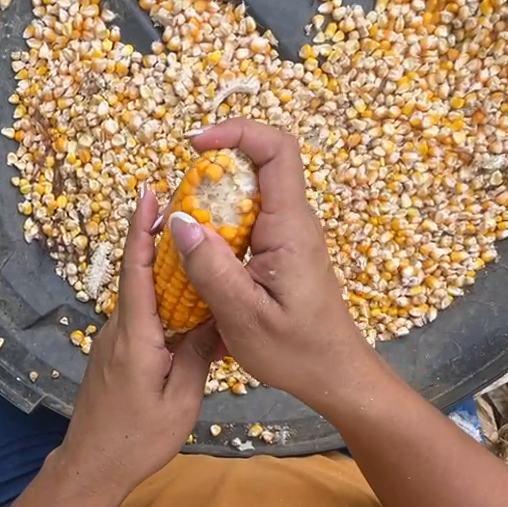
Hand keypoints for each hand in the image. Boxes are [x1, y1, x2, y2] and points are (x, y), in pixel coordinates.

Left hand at [51, 184, 222, 506]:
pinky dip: (159, 307)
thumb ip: (198, 355)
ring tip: (196, 257)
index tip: (149, 193)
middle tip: (188, 212)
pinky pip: (139, 321)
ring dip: (162, 277)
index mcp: (135, 338)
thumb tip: (218, 318)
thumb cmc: (138, 440)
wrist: (91, 467)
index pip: (136, 271)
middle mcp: (117, 332)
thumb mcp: (182, 401)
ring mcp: (111, 344)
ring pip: (140, 300)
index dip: (142, 229)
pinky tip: (184, 310)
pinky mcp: (112, 357)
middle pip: (138, 277)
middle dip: (158, 242)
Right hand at [170, 119, 378, 414]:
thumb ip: (209, 267)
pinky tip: (196, 263)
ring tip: (179, 238)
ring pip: (245, 201)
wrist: (333, 374)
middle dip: (209, 178)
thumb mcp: (243, 315)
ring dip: (209, 209)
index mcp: (289, 228)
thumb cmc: (295, 351)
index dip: (237, 132)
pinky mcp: (278, 255)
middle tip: (175, 207)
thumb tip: (178, 222)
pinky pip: (244, 227)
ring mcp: (286, 238)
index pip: (276, 150)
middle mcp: (291, 223)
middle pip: (253, 170)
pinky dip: (216, 235)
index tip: (196, 145)